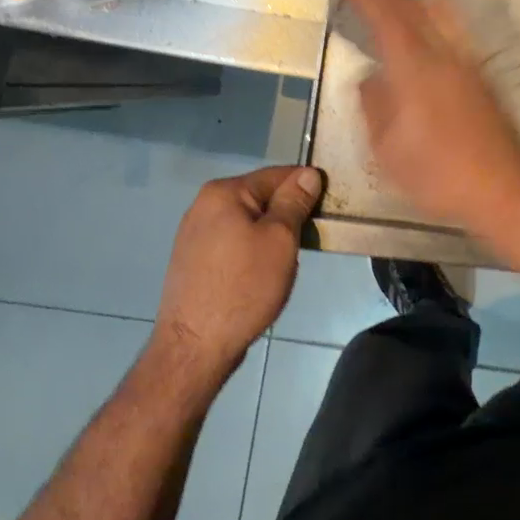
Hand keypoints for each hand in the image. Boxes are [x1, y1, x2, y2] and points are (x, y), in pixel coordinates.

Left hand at [154, 166, 322, 376]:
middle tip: (309, 240)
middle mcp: (203, 205)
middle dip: (287, 214)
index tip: (327, 207)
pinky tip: (260, 275)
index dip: (306, 187)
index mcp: (223, 191)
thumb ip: (294, 202)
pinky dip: (251, 251)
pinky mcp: (192, 260)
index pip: (277, 174)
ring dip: (269, 235)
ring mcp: (194, 233)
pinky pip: (232, 243)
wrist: (194, 346)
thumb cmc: (243, 288)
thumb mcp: (279, 240)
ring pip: (247, 222)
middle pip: (260, 197)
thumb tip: (308, 173)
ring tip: (286, 261)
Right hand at [345, 0, 519, 222]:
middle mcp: (443, 57)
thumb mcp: (388, 151)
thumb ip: (375, 108)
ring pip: (440, 17)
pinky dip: (436, 14)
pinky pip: (454, 30)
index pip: (388, 20)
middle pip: (415, 10)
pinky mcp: (480, 77)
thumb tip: (369, 79)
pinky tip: (434, 18)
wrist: (503, 187)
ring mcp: (466, 65)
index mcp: (415, 71)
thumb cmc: (438, 175)